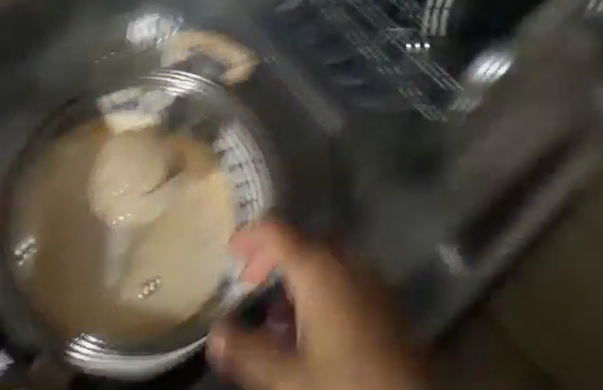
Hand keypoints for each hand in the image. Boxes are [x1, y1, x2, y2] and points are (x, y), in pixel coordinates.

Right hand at [208, 220, 421, 389]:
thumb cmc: (345, 384)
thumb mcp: (287, 378)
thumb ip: (247, 351)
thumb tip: (216, 333)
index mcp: (320, 268)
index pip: (276, 229)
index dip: (249, 236)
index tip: (229, 254)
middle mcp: (348, 262)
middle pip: (302, 243)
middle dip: (273, 260)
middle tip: (250, 285)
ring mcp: (372, 281)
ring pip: (325, 263)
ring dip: (298, 278)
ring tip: (278, 315)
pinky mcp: (387, 304)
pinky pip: (346, 281)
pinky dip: (322, 291)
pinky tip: (313, 329)